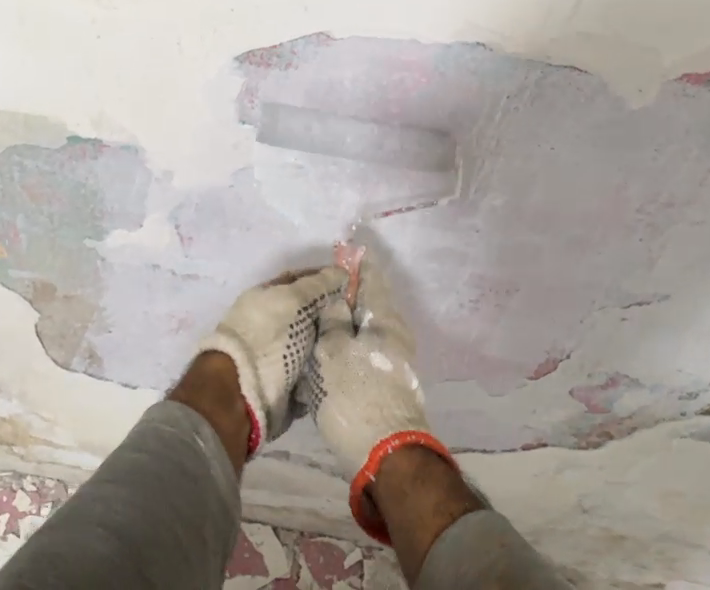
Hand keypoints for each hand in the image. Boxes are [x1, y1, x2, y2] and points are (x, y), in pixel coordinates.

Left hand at [196, 266, 346, 455]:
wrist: (244, 392)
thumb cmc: (266, 337)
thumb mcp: (292, 301)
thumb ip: (317, 286)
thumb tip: (340, 272)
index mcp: (265, 299)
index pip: (298, 281)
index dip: (324, 280)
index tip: (352, 284)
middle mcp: (271, 325)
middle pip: (309, 315)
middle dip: (334, 315)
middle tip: (365, 317)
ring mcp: (278, 356)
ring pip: (315, 345)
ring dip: (335, 346)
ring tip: (364, 344)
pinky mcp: (289, 386)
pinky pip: (316, 374)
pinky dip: (330, 373)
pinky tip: (352, 368)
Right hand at [308, 252, 461, 543]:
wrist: (386, 457)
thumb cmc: (356, 395)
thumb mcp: (332, 351)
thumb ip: (333, 319)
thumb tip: (337, 298)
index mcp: (385, 320)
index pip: (371, 278)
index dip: (355, 264)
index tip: (339, 252)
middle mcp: (396, 336)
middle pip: (369, 305)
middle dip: (345, 296)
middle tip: (316, 291)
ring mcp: (395, 362)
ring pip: (365, 332)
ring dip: (343, 325)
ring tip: (314, 323)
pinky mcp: (387, 385)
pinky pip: (363, 353)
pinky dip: (345, 348)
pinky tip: (324, 355)